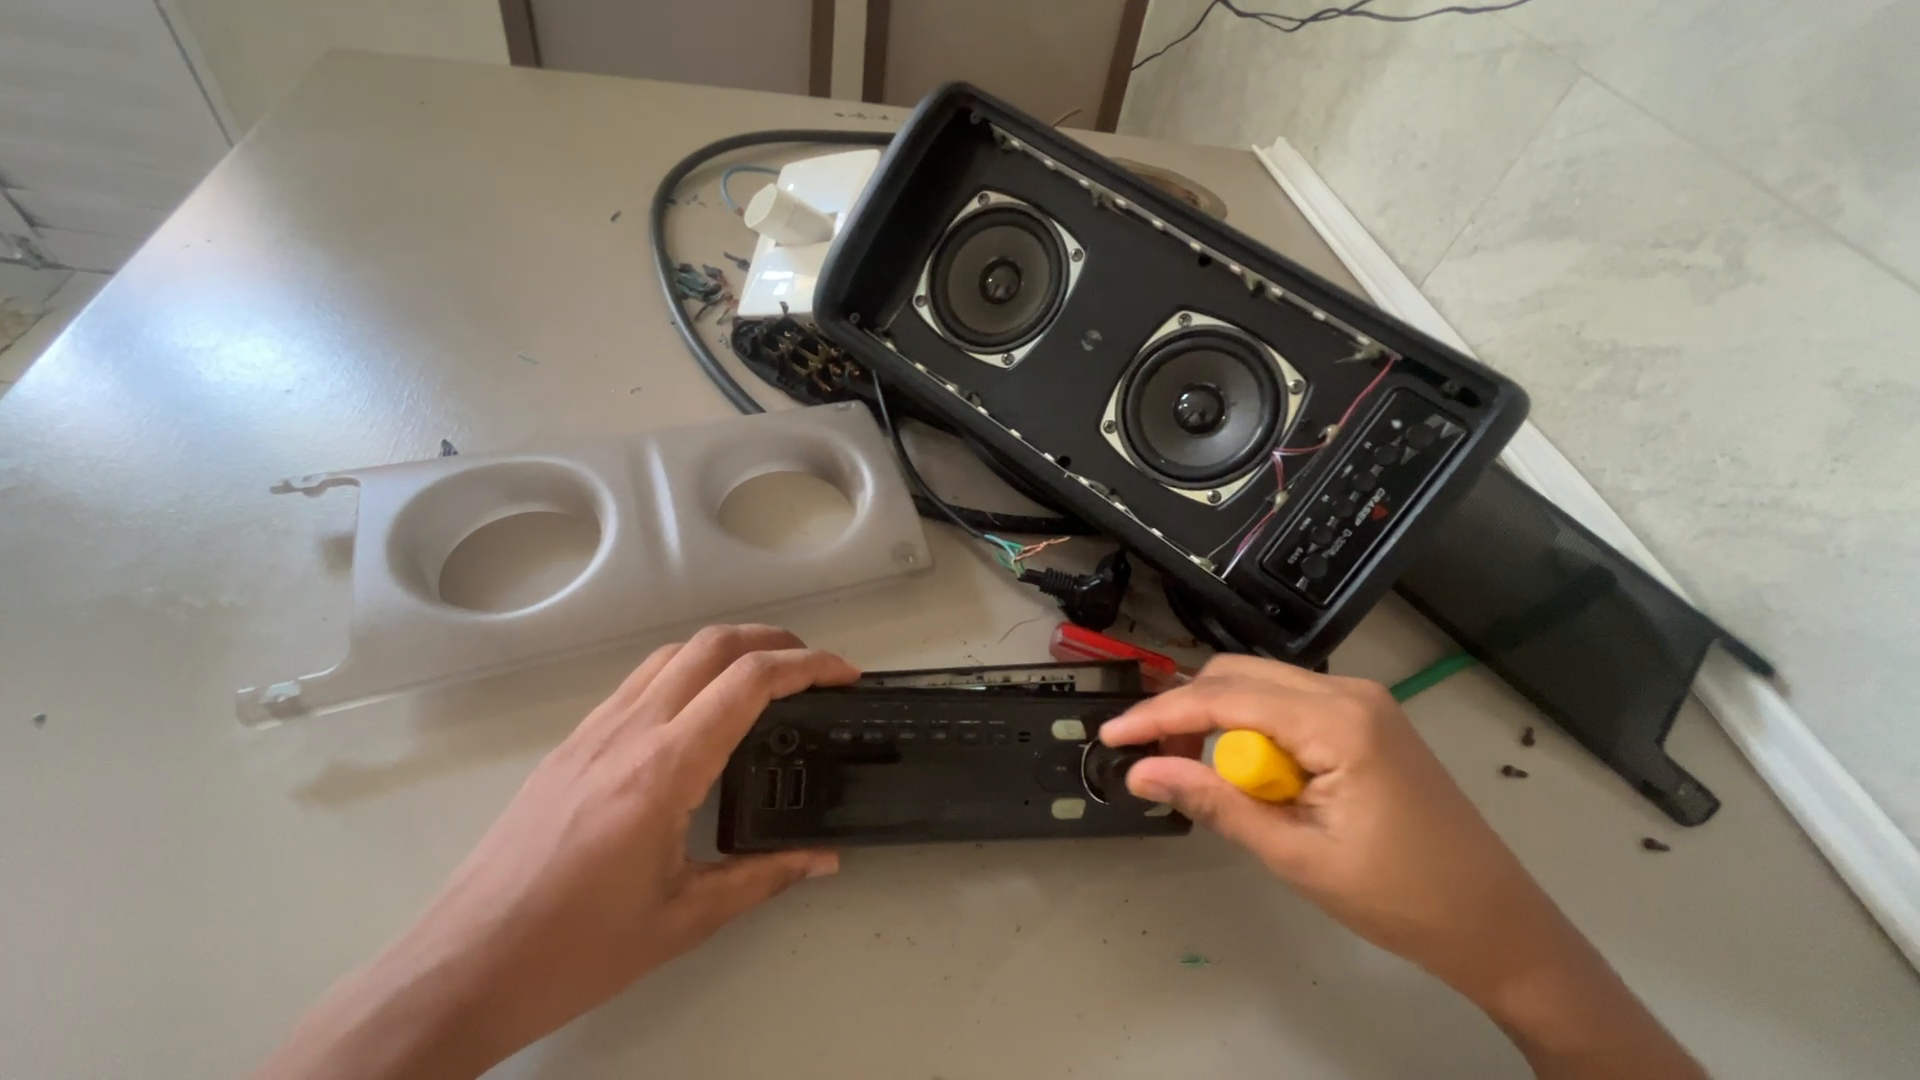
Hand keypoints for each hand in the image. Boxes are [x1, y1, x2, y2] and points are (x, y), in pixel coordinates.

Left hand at [257, 625, 855, 1079]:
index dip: (807, 665)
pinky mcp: (568, 746)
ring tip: (765, 675)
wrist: (460, 970)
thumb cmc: (574, 951)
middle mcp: (627, 733)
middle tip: (815, 664)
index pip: (747, 683)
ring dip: (727, 647)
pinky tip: (699, 708)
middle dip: (773, 639)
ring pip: (669, 654)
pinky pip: (638, 681)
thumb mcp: (684, 919)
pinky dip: (686, 669)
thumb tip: (823, 859)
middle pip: (710, 645)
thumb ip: (763, 878)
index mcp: (663, 769)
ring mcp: (591, 733)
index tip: (844, 673)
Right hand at [1101, 655, 1702, 1079]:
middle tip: (1153, 761)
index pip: (1224, 697)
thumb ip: (1216, 803)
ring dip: (1217, 720)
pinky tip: (1245, 771)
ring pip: (1260, 686)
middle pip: (1238, 675)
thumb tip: (1142, 772)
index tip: (1112, 737)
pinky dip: (1251, 729)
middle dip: (1186, 711)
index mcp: (1338, 720)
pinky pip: (1288, 705)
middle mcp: (1349, 692)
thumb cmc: (1401, 898)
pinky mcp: (1366, 720)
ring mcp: (1362, 702)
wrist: (1499, 925)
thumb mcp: (1296, 855)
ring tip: (1193, 772)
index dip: (1160, 714)